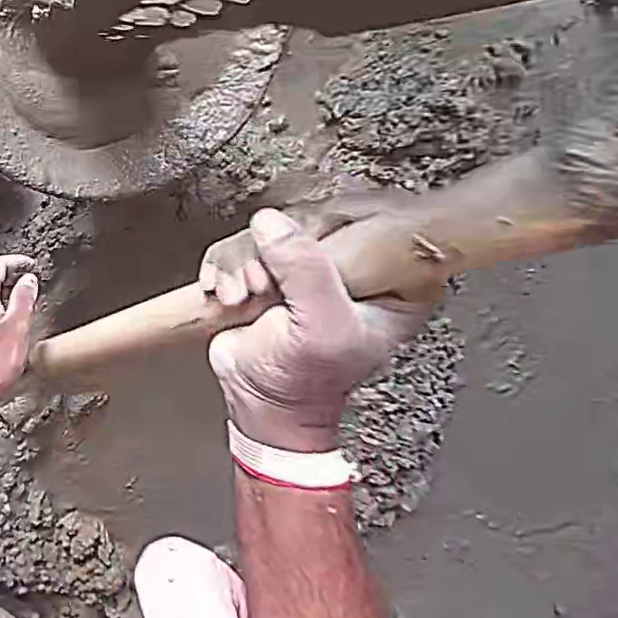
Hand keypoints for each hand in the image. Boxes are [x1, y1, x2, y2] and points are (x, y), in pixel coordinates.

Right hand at [204, 207, 437, 451]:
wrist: (261, 401)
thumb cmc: (306, 380)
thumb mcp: (321, 329)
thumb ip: (306, 273)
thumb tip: (273, 224)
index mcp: (394, 277)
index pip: (370, 217)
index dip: (327, 228)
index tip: (296, 262)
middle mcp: (353, 262)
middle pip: (308, 217)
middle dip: (271, 254)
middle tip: (262, 287)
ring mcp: (308, 261)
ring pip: (268, 228)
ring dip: (241, 263)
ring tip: (241, 298)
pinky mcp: (269, 263)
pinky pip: (240, 240)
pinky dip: (223, 265)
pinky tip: (227, 292)